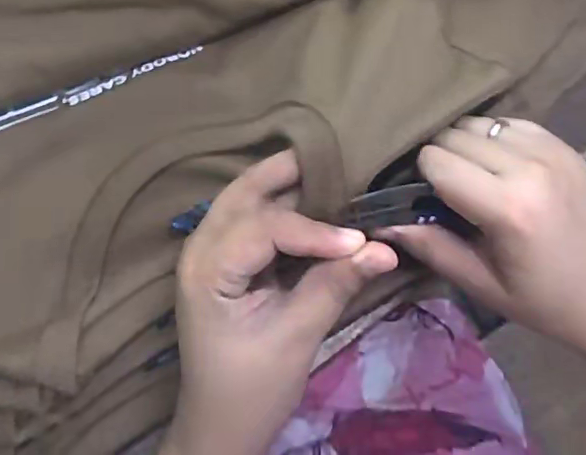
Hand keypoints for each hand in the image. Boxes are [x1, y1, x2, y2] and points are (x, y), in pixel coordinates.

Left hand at [163, 151, 398, 454]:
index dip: (315, 230)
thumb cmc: (250, 390)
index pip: (265, 227)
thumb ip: (334, 286)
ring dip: (286, 182)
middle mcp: (201, 246)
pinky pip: (253, 215)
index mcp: (208, 269)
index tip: (360, 239)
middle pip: (245, 190)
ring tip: (330, 171)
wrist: (218, 431)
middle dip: (289, 171)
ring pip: (247, 196)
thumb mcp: (294, 340)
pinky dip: (283, 204)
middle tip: (336, 157)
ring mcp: (209, 249)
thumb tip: (385, 249)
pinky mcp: (224, 257)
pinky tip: (315, 200)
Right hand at [381, 117, 585, 360]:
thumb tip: (383, 221)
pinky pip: (507, 122)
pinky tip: (502, 165)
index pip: (437, 161)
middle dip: (442, 158)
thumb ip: (432, 246)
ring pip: (478, 122)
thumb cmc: (543, 301)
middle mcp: (530, 169)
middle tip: (451, 189)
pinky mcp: (563, 144)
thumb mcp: (482, 285)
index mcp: (509, 209)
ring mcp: (550, 151)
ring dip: (466, 144)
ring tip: (476, 175)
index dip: (424, 177)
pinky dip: (494, 138)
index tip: (430, 198)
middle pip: (454, 135)